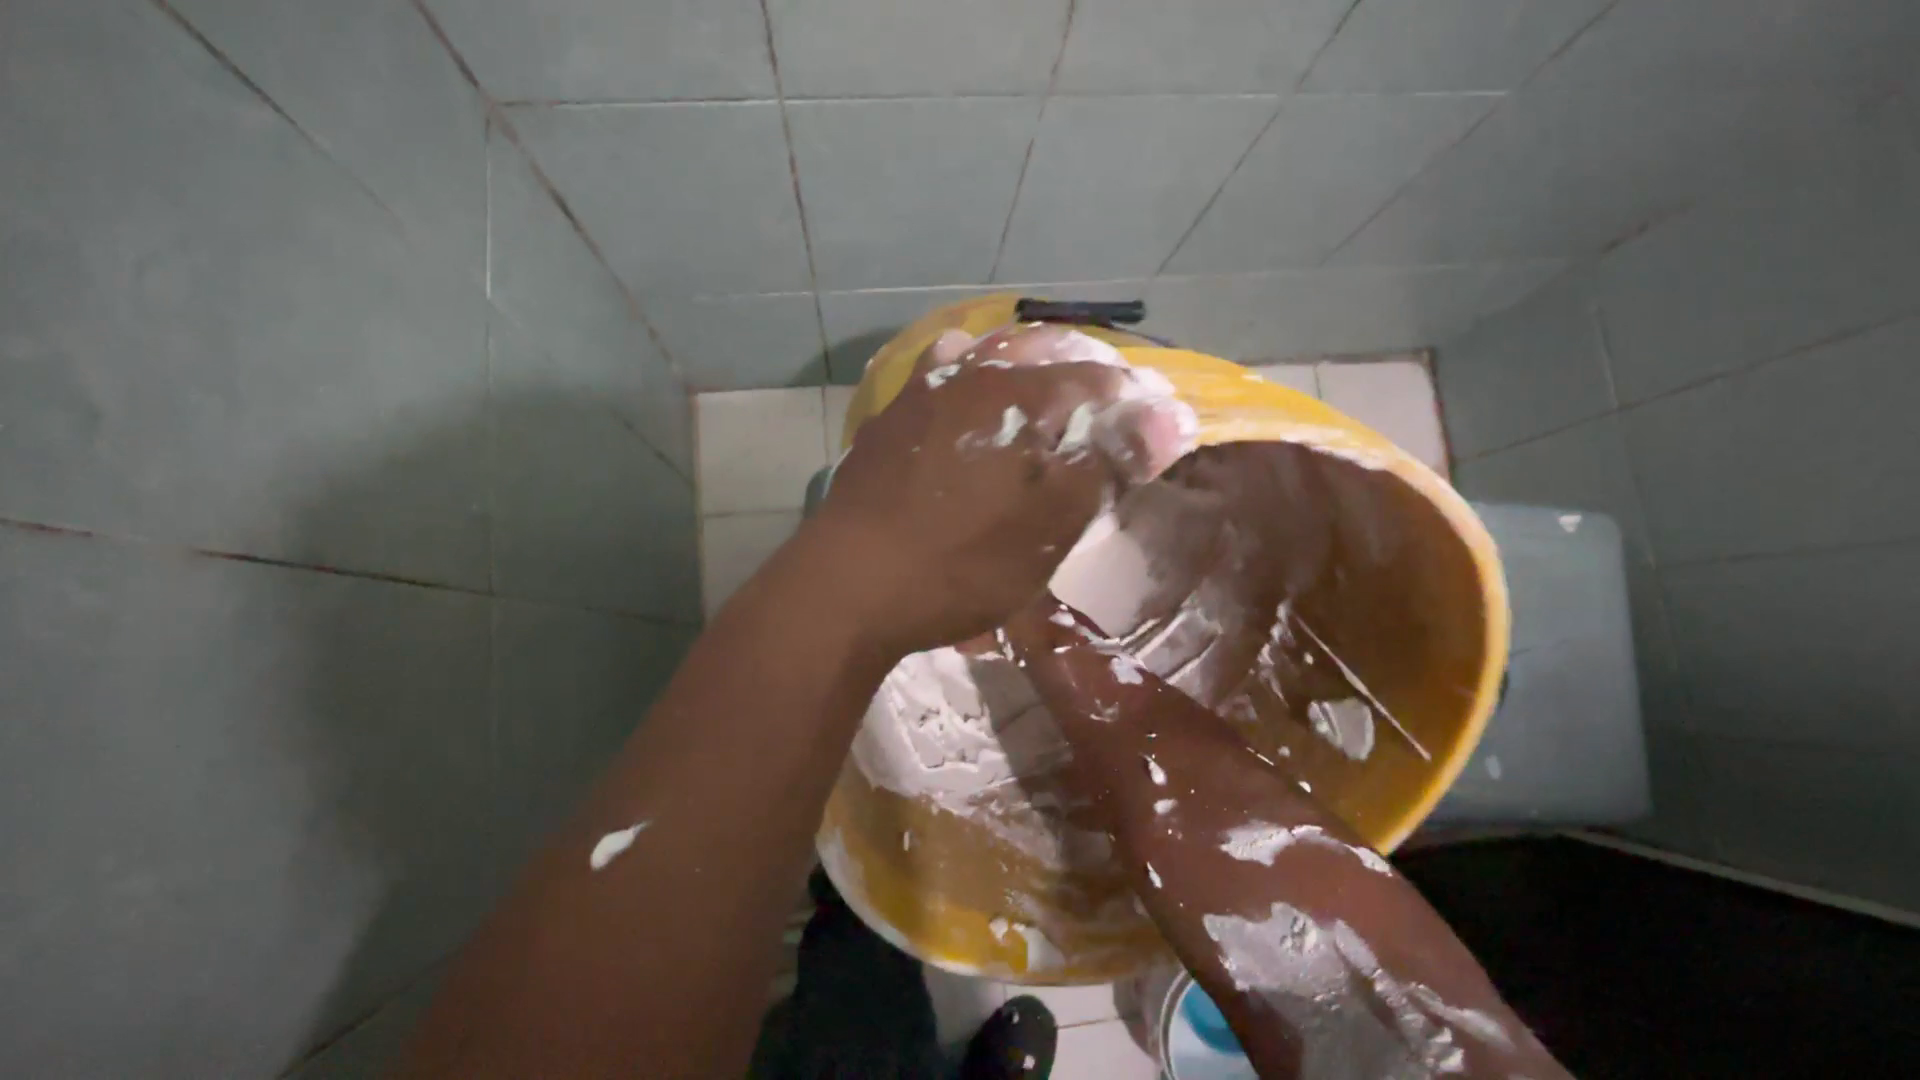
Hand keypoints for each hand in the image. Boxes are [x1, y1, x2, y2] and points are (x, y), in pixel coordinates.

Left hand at [805, 324, 1194, 656]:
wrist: (849, 585)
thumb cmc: (964, 560)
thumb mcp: (1052, 524)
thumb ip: (1110, 460)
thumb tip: (1171, 414)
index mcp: (1021, 395)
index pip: (1097, 382)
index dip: (1134, 402)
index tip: (1155, 426)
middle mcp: (972, 377)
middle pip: (1043, 358)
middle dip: (1084, 377)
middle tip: (1109, 408)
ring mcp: (921, 395)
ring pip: (987, 360)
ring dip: (1025, 368)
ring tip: (1046, 388)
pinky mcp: (888, 423)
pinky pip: (936, 380)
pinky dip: (964, 375)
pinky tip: (963, 374)